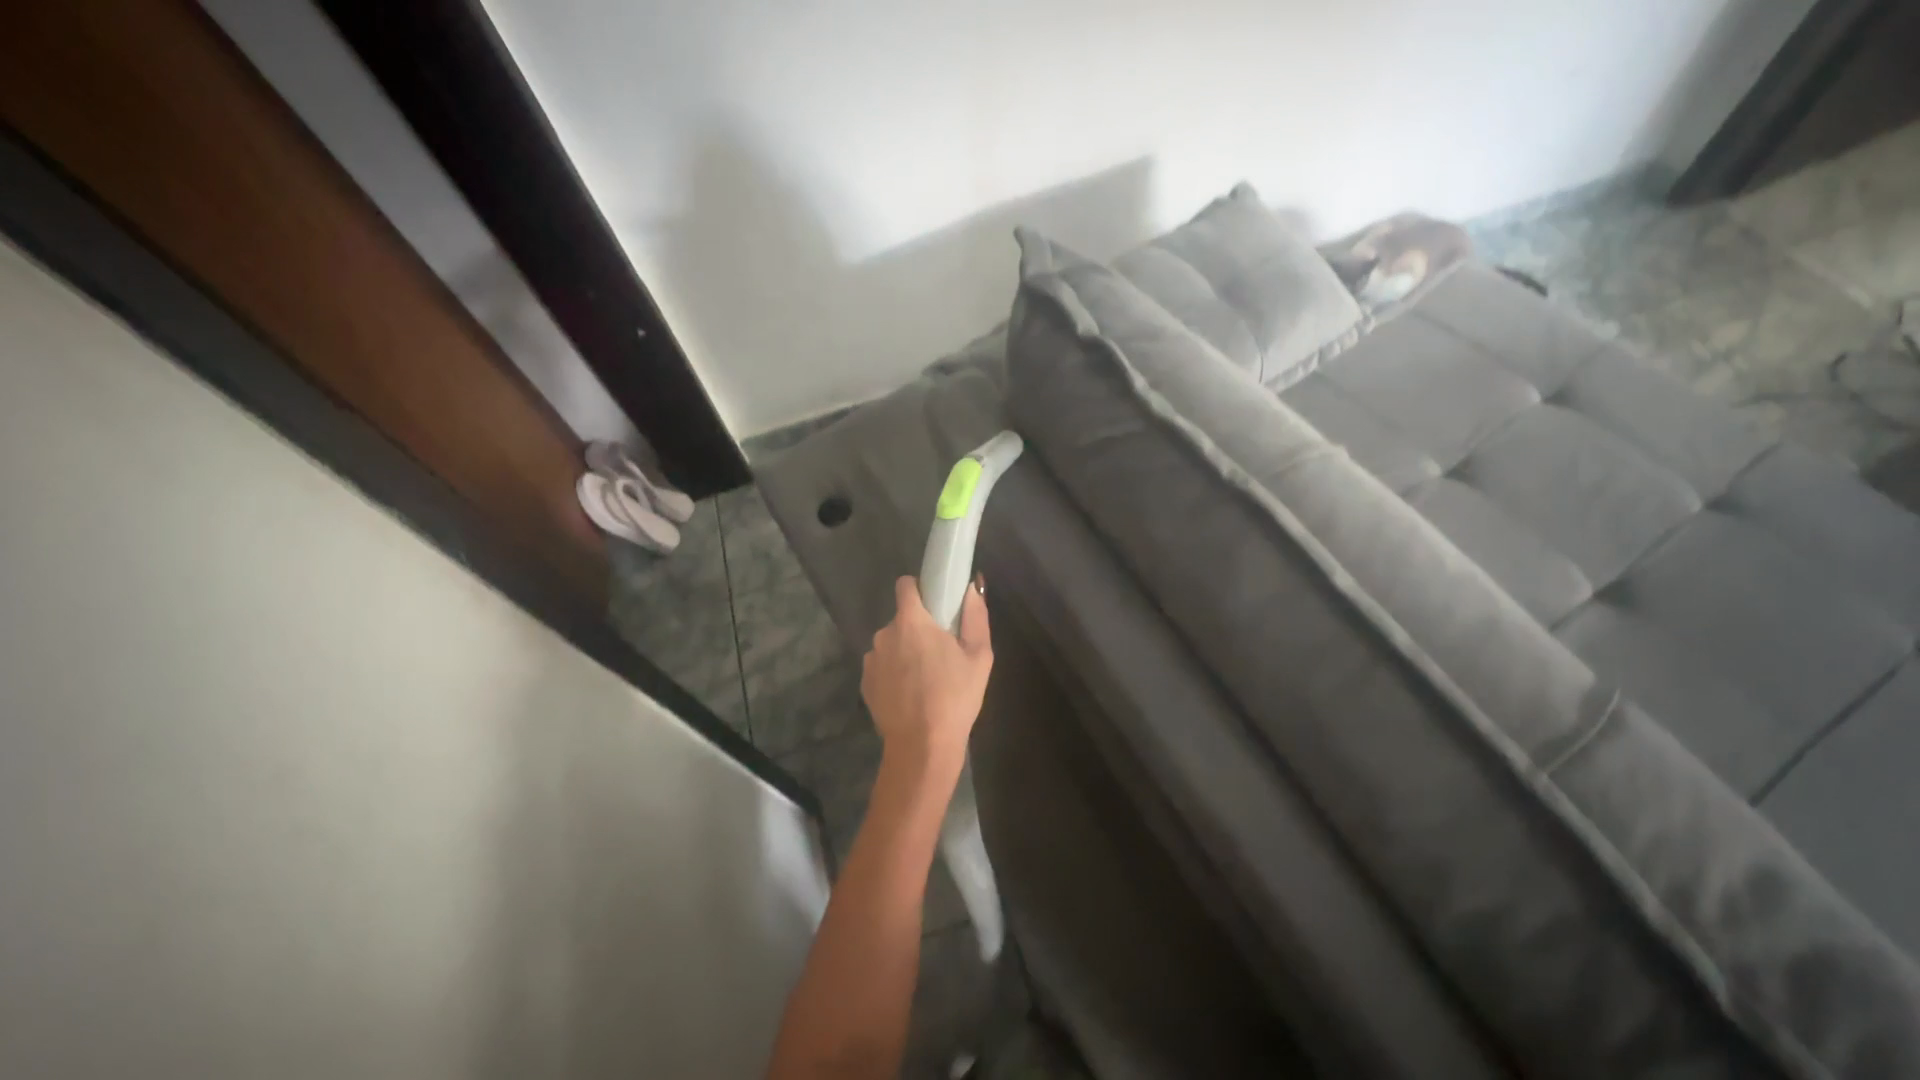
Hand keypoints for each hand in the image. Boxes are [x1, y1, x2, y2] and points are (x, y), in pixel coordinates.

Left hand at [861, 576, 992, 775]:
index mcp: (911, 621)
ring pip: (890, 645)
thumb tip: (971, 586)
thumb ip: (975, 615)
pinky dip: (894, 675)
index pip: (905, 585)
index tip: (936, 607)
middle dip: (917, 629)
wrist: (922, 745)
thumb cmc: (955, 696)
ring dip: (904, 653)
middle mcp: (884, 634)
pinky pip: (881, 668)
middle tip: (941, 653)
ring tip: (925, 680)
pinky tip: (910, 696)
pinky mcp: (865, 684)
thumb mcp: (979, 655)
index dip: (920, 591)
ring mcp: (871, 660)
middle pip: (901, 620)